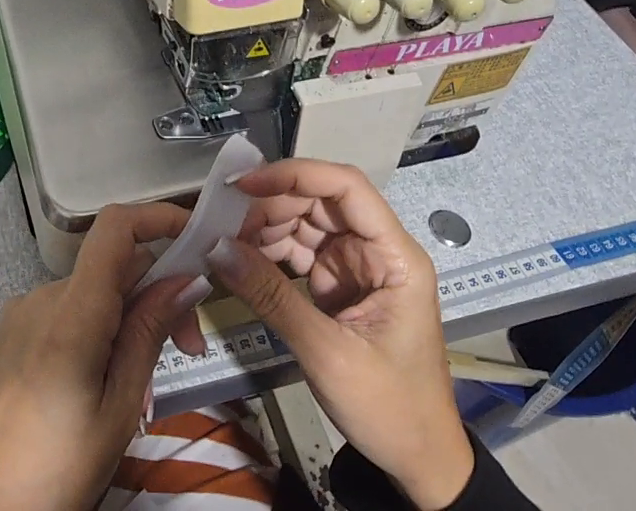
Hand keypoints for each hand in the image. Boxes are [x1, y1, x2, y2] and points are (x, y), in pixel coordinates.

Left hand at [0, 203, 213, 510]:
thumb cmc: (53, 470)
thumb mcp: (117, 408)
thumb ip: (149, 333)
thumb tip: (188, 278)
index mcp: (71, 311)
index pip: (115, 226)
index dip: (160, 218)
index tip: (198, 241)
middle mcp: (42, 297)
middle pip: (113, 266)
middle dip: (158, 294)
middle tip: (189, 351)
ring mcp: (22, 315)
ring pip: (94, 295)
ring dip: (130, 323)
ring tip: (143, 391)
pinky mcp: (12, 336)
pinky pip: (67, 316)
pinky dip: (99, 335)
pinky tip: (107, 387)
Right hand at [209, 160, 474, 509]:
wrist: (417, 460)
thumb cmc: (389, 407)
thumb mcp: (327, 353)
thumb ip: (272, 296)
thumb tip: (217, 249)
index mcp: (395, 256)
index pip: (347, 188)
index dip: (296, 175)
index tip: (246, 184)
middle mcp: (377, 250)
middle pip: (320, 202)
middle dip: (271, 205)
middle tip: (223, 222)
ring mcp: (357, 267)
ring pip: (305, 224)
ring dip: (265, 228)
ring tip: (225, 241)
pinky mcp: (339, 286)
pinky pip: (299, 253)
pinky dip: (269, 253)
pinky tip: (241, 258)